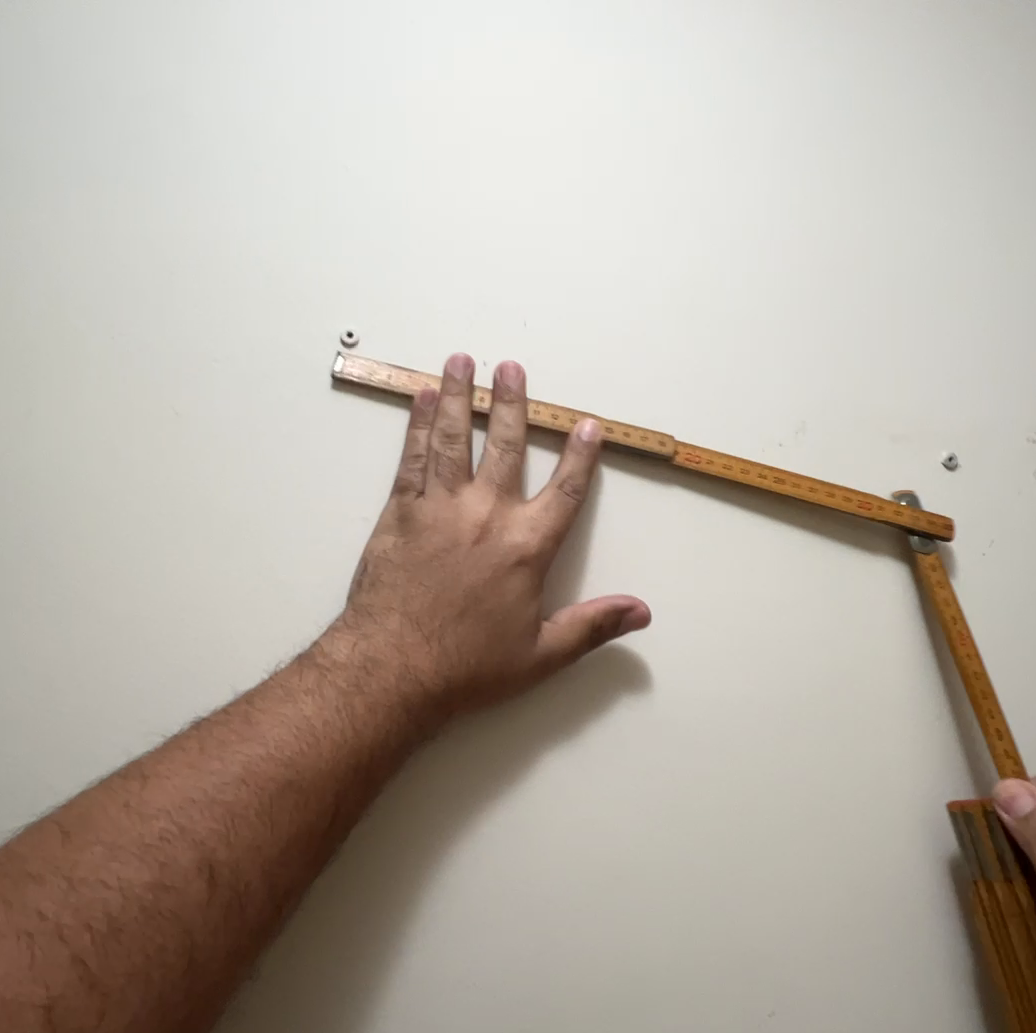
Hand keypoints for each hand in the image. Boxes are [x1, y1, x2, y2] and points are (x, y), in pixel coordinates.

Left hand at [315, 353, 649, 725]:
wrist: (392, 668)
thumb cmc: (468, 666)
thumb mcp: (541, 656)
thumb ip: (593, 627)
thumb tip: (643, 611)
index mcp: (527, 547)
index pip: (565, 492)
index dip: (580, 457)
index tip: (588, 425)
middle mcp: (486, 515)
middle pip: (504, 447)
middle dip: (511, 404)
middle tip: (512, 368)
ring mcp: (439, 508)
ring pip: (452, 439)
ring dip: (460, 396)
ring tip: (462, 360)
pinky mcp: (400, 512)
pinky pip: (412, 459)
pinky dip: (417, 425)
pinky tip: (422, 399)